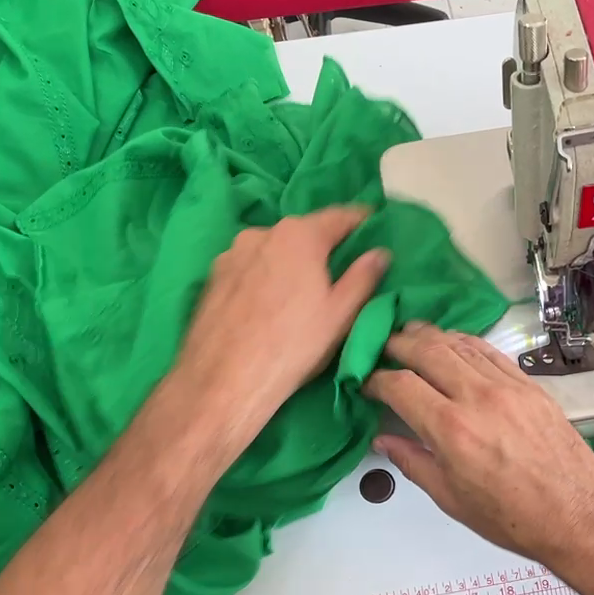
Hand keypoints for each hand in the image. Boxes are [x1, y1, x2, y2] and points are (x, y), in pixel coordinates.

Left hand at [168, 206, 389, 448]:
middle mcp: (263, 232)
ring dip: (291, 262)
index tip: (376, 226)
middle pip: (304, 233)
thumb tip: (380, 252)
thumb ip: (364, 277)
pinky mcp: (213, 277)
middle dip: (324, 246)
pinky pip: (250, 268)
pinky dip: (265, 277)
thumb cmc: (294, 344)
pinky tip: (269, 305)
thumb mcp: (341, 314)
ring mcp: (232, 253)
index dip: (362, 221)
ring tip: (302, 291)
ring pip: (274, 250)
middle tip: (341, 268)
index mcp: (300, 235)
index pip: (340, 216)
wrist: (224, 378)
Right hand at [364, 323, 593, 566]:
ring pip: (460, 344)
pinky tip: (454, 346)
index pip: (400, 385)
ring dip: (431, 336)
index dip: (375, 379)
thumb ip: (414, 462)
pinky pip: (491, 353)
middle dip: (398, 344)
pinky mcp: (531, 386)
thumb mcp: (451, 499)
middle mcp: (478, 397)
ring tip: (411, 337)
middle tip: (382, 347)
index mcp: (451, 429)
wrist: (577, 516)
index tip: (366, 384)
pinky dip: (466, 344)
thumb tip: (383, 440)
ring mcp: (508, 387)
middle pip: (427, 350)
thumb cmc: (511, 519)